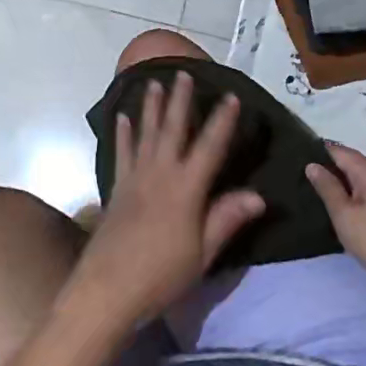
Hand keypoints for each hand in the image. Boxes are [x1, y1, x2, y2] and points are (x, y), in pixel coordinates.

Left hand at [69, 73, 265, 326]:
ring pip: (145, 134)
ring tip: (152, 82)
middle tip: (182, 73)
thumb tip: (259, 195)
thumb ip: (226, 219)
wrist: (106, 292)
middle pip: (172, 130)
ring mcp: (134, 179)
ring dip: (150, 107)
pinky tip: (122, 117)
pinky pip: (121, 153)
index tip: (231, 96)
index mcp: (186, 189)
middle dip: (179, 100)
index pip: (210, 147)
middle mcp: (160, 175)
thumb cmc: (161, 276)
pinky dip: (122, 133)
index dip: (222, 121)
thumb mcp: (202, 254)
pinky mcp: (116, 189)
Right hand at [306, 145, 365, 319]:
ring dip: (349, 184)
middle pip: (357, 164)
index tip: (301, 160)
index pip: (342, 151)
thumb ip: (327, 188)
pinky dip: (363, 197)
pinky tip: (354, 212)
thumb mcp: (344, 216)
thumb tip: (312, 164)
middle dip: (334, 169)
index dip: (321, 153)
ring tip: (327, 196)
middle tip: (309, 181)